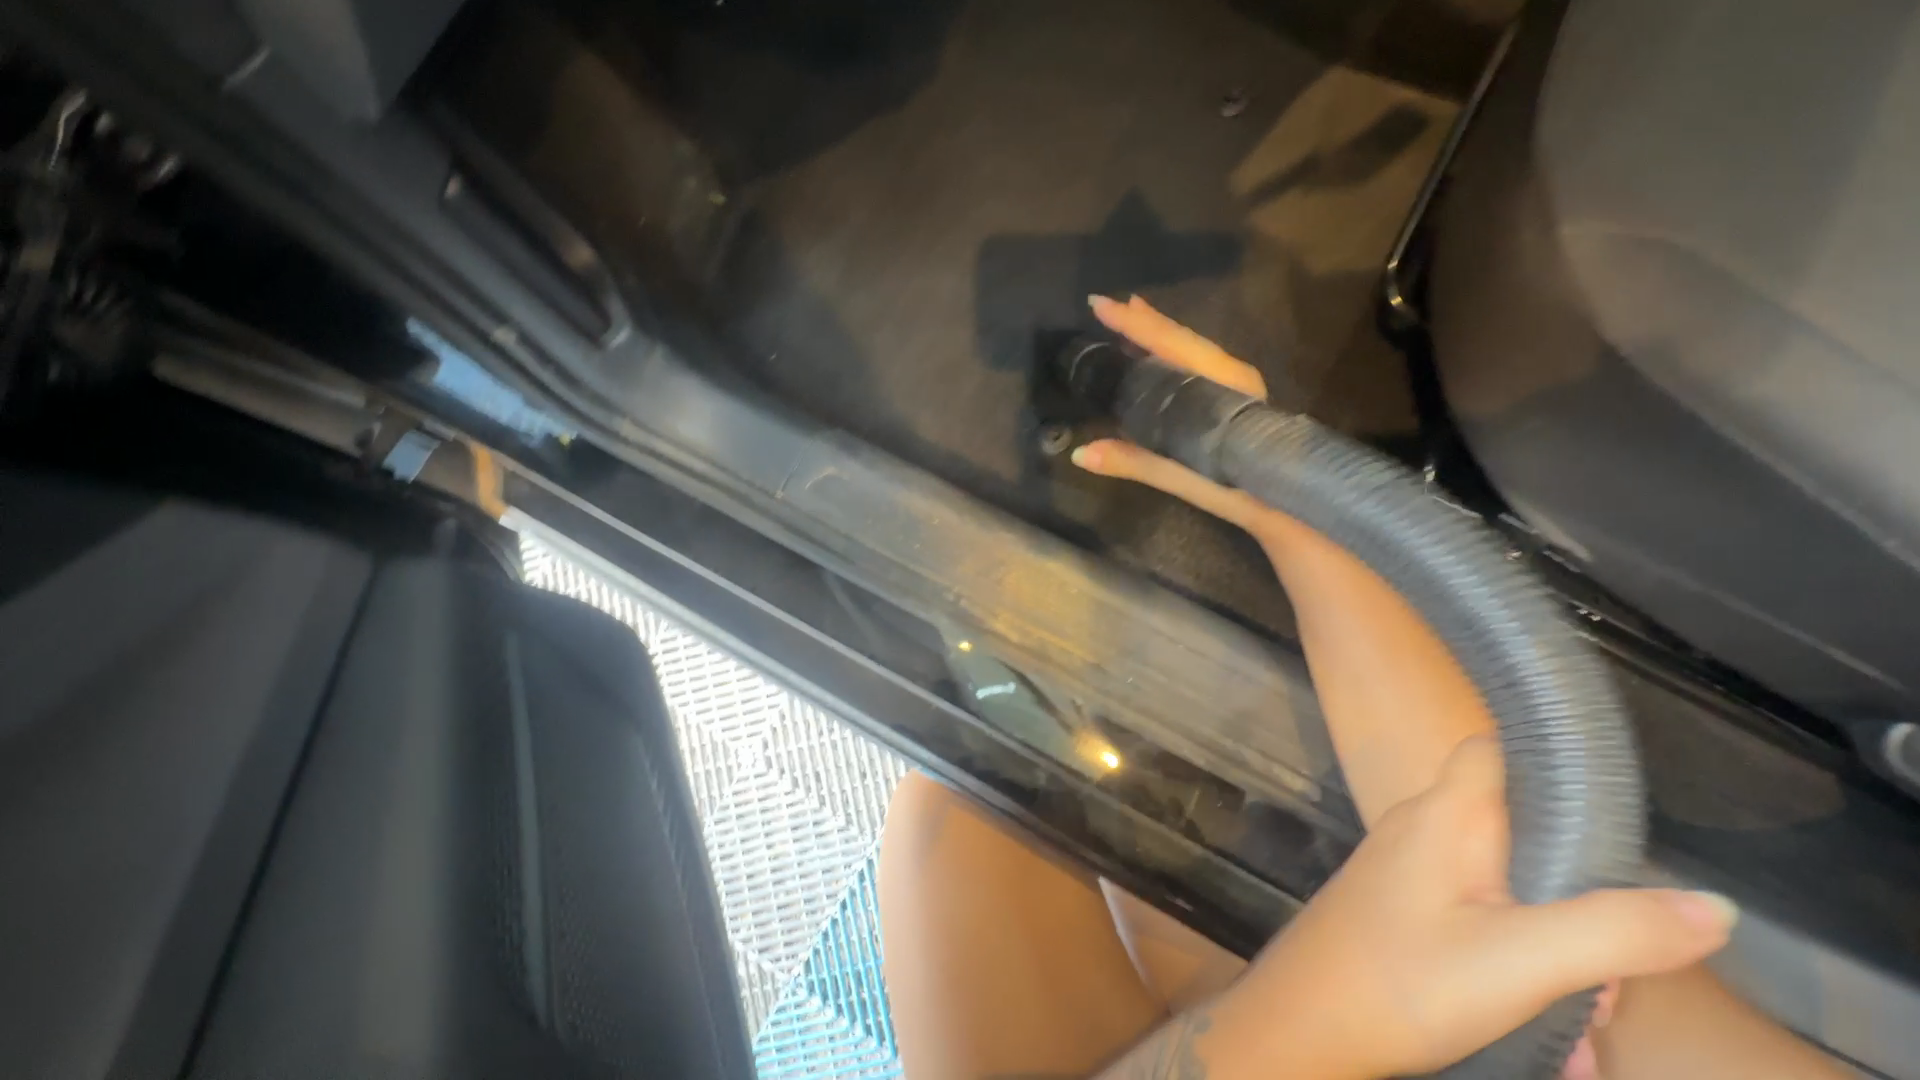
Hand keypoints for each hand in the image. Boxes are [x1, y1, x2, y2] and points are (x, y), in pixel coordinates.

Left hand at [1210, 739, 1735, 1079]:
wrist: (1300, 1030)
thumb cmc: (1402, 984)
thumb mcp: (1522, 962)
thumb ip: (1616, 931)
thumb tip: (1715, 907)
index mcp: (1448, 814)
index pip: (1498, 748)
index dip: (1553, 765)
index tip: (1615, 820)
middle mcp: (1423, 828)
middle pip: (1526, 837)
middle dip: (1582, 907)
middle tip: (1605, 987)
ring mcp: (1408, 870)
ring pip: (1510, 894)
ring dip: (1558, 960)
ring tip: (1579, 1041)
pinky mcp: (1402, 911)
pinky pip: (1480, 925)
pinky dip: (1519, 973)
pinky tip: (1550, 1049)